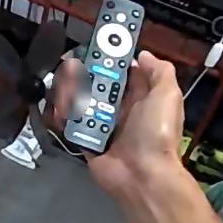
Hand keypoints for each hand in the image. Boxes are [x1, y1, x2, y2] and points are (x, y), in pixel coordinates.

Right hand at [49, 50, 187, 201]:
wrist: (142, 175)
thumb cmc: (156, 132)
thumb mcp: (168, 95)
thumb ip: (159, 71)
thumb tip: (142, 55)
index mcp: (143, 100)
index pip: (127, 75)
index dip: (114, 61)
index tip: (97, 47)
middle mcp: (124, 113)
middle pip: (103, 89)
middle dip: (89, 76)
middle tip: (70, 63)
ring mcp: (106, 129)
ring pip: (86, 106)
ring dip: (74, 95)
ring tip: (59, 81)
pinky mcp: (90, 144)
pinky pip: (75, 128)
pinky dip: (66, 118)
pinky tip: (54, 104)